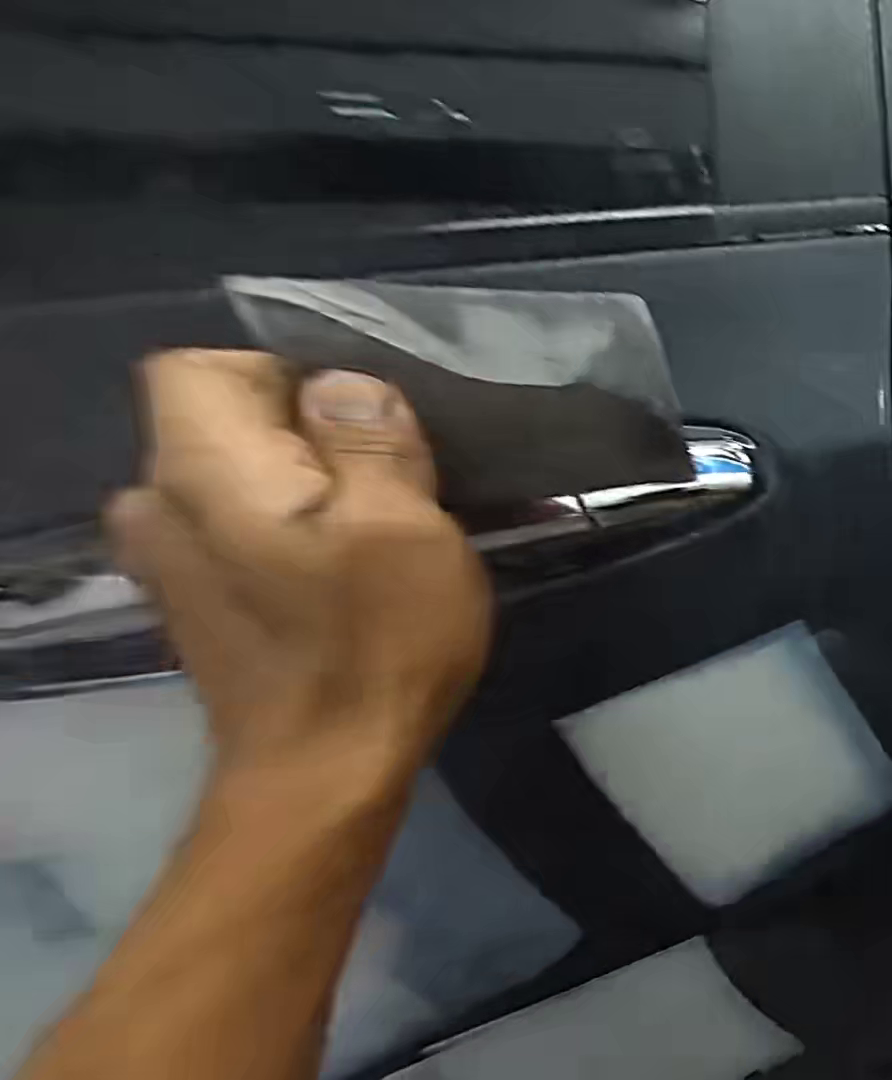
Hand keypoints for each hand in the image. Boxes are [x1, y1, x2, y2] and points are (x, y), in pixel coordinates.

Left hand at [106, 350, 491, 784]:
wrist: (333, 757)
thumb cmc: (381, 636)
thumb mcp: (404, 527)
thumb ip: (370, 443)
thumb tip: (346, 382)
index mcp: (208, 472)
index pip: (209, 365)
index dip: (298, 378)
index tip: (378, 428)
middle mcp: (165, 501)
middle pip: (234, 420)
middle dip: (326, 434)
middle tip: (410, 481)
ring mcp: (177, 553)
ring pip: (251, 473)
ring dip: (327, 480)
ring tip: (399, 519)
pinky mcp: (207, 592)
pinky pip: (252, 519)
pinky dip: (310, 519)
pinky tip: (363, 559)